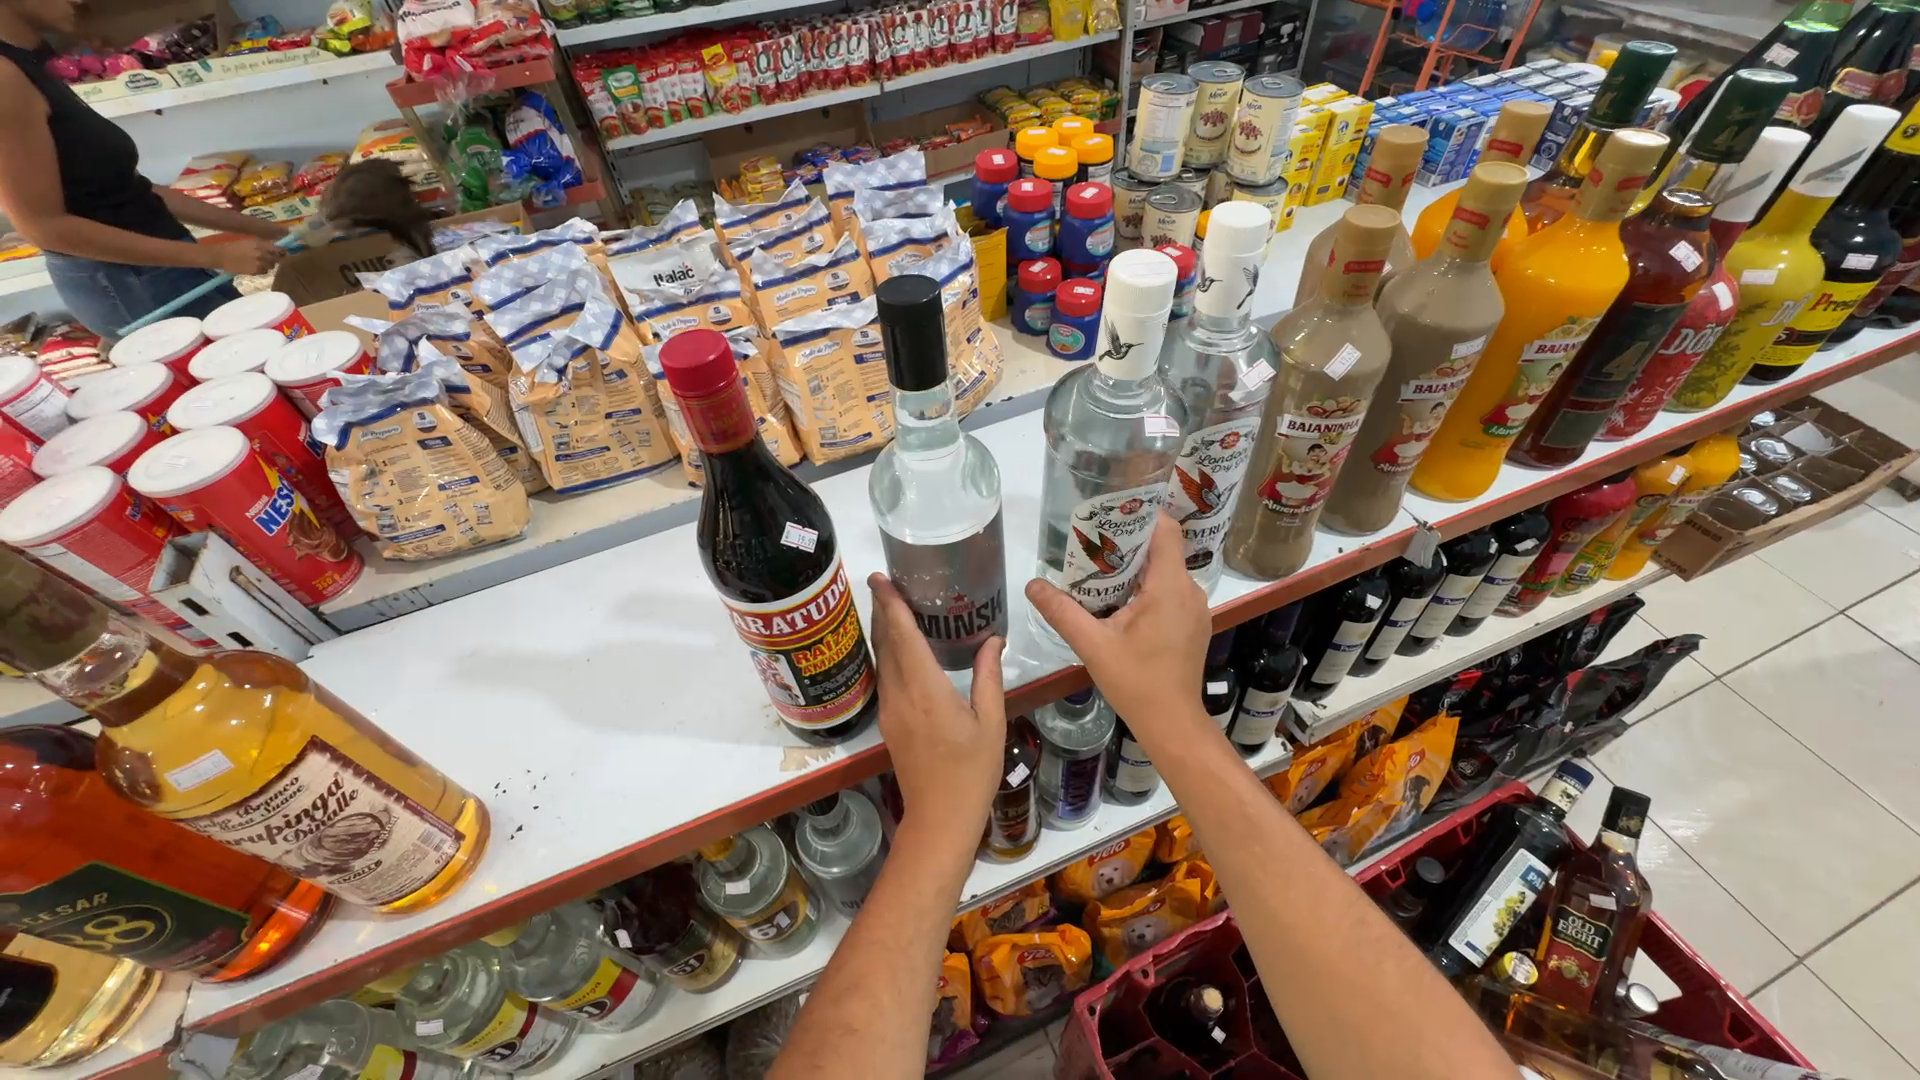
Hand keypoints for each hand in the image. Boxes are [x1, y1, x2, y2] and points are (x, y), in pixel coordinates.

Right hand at [205, 238, 284, 275]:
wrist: (219, 256)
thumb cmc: (233, 247)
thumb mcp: (248, 242)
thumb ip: (263, 244)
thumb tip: (277, 246)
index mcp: (260, 245)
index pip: (279, 249)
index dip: (282, 252)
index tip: (283, 253)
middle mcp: (262, 254)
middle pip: (278, 259)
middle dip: (276, 258)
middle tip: (270, 258)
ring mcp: (260, 264)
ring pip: (272, 266)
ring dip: (268, 264)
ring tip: (259, 262)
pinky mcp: (257, 272)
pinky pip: (265, 271)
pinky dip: (262, 270)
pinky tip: (254, 267)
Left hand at [867, 573, 1006, 842]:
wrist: (939, 817)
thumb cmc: (972, 771)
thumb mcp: (991, 722)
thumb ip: (989, 677)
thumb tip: (993, 640)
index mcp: (926, 691)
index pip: (903, 637)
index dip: (891, 605)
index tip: (881, 579)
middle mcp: (900, 695)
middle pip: (886, 643)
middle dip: (882, 610)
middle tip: (884, 581)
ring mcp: (889, 709)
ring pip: (881, 660)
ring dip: (883, 630)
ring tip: (890, 604)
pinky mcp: (888, 721)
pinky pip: (885, 676)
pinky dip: (888, 652)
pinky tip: (898, 645)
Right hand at [1025, 513, 1213, 744]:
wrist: (1171, 721)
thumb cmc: (1135, 682)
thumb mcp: (1092, 645)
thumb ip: (1061, 611)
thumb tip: (1032, 585)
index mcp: (1168, 587)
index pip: (1165, 530)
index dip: (1141, 514)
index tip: (1110, 513)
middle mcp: (1189, 590)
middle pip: (1161, 550)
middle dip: (1127, 544)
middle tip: (1091, 544)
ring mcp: (1195, 608)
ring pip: (1165, 572)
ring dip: (1136, 569)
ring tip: (1100, 572)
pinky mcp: (1193, 624)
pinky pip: (1171, 592)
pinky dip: (1147, 589)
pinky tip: (1121, 604)